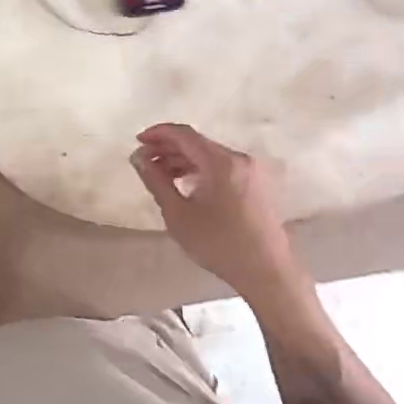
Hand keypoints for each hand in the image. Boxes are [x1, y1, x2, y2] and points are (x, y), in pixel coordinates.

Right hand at [131, 124, 306, 301]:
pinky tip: (185, 185)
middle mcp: (240, 159)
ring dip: (183, 160)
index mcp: (221, 162)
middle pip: (198, 143)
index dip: (158, 133)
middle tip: (143, 160)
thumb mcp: (177, 212)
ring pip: (210, 155)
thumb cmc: (217, 242)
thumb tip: (138, 157)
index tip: (137, 142)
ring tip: (160, 175)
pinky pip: (222, 167)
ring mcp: (252, 171)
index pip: (184, 134)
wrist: (265, 269)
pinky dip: (200, 170)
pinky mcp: (257, 184)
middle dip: (168, 148)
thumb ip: (155, 180)